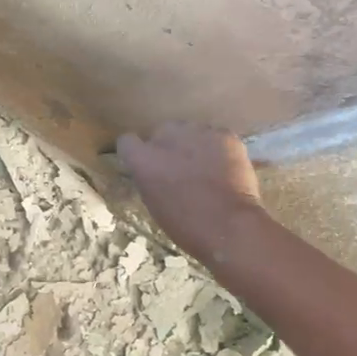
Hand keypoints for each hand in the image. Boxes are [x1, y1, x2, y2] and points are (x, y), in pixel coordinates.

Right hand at [114, 122, 265, 262]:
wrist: (229, 225)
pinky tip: (226, 168)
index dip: (138, 152)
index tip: (148, 164)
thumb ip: (149, 178)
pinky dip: (220, 149)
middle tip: (182, 168)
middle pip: (163, 131)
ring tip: (208, 168)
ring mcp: (198, 132)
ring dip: (195, 145)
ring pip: (192, 131)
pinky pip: (217, 136)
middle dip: (170, 146)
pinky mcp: (224, 135)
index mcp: (143, 159)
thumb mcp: (154, 203)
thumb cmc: (186, 225)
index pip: (127, 141)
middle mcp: (167, 137)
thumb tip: (156, 172)